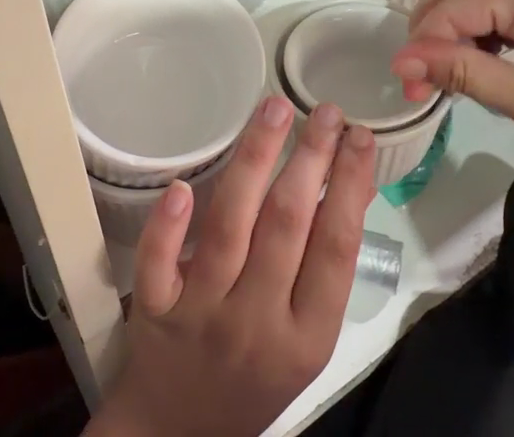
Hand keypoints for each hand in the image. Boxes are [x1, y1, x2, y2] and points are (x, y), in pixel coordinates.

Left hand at [87, 96, 379, 436]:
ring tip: (274, 109)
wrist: (183, 427)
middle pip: (285, 225)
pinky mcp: (155, 310)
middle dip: (309, 159)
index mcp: (307, 334)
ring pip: (229, 227)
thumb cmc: (260, 374)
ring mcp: (202, 314)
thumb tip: (355, 180)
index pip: (336, 245)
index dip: (350, 184)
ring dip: (253, 160)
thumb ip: (329, 265)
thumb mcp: (310, 335)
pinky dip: (168, 226)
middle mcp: (257, 322)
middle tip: (322, 110)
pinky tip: (181, 184)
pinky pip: (159, 264)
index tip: (358, 135)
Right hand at [390, 0, 513, 194]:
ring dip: (456, 21)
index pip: (454, 6)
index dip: (421, 43)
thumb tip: (402, 61)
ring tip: (449, 70)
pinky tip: (487, 58)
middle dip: (431, 22)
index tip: (405, 85)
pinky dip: (485, 22)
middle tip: (420, 73)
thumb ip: (463, 73)